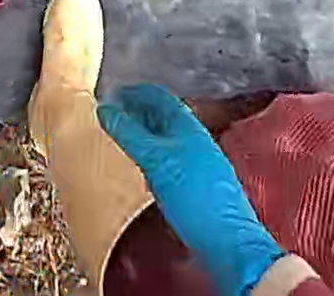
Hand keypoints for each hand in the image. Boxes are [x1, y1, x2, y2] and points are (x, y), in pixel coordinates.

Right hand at [98, 84, 284, 295]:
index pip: (156, 95)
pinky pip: (169, 157)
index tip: (111, 95)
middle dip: (136, 112)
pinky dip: (153, 155)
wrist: (229, 242)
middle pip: (161, 114)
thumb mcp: (154, 160)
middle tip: (113, 117)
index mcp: (186, 122)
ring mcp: (198, 158)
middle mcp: (193, 135)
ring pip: (165, 136)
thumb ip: (129, 133)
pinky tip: (144, 168)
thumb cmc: (193, 194)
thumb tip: (104, 109)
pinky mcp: (197, 181)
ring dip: (144, 134)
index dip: (133, 92)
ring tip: (123, 139)